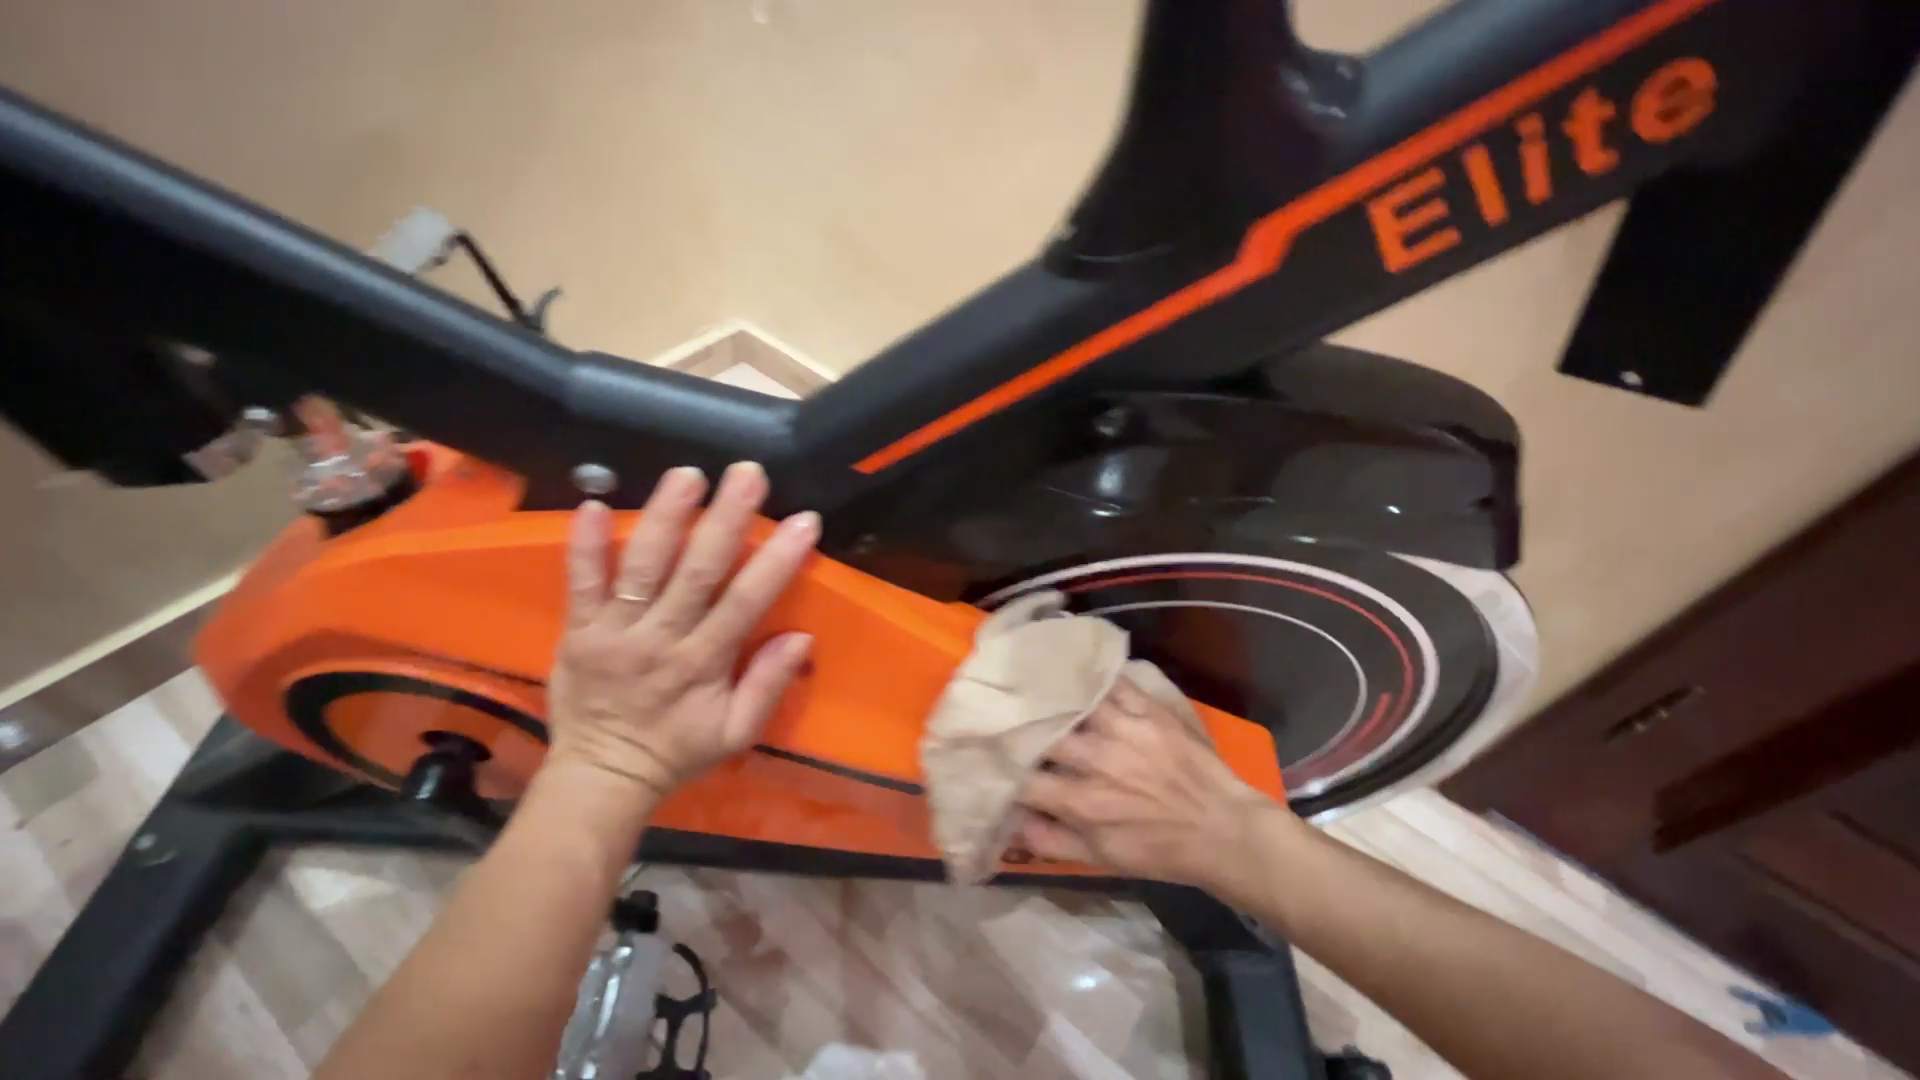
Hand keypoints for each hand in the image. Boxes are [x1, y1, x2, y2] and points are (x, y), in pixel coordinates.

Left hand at [544, 461, 819, 801]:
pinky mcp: (578, 630)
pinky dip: (584, 546)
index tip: (803, 521)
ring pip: (642, 567)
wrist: (602, 775)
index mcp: (703, 664)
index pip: (746, 602)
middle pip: (698, 571)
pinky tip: (592, 504)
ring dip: (664, 517)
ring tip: (686, 474)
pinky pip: (580, 583)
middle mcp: (661, 640)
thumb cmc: (678, 751)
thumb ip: (767, 685)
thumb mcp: (736, 733)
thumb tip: (801, 637)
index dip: (776, 560)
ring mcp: (615, 633)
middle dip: (725, 519)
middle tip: (747, 473)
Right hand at [1016, 678, 1285, 889]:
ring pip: (1072, 701)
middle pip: (1041, 734)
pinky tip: (1071, 664)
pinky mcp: (1149, 710)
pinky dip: (1090, 673)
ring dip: (1047, 693)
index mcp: (1083, 802)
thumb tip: (1009, 822)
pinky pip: (1112, 681)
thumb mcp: (1102, 858)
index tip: (982, 758)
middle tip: (996, 713)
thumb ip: (1051, 842)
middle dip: (1014, 725)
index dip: (997, 768)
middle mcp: (1097, 761)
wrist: (1222, 829)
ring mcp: (1125, 729)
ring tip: (1024, 680)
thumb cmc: (1160, 849)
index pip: (1023, 780)